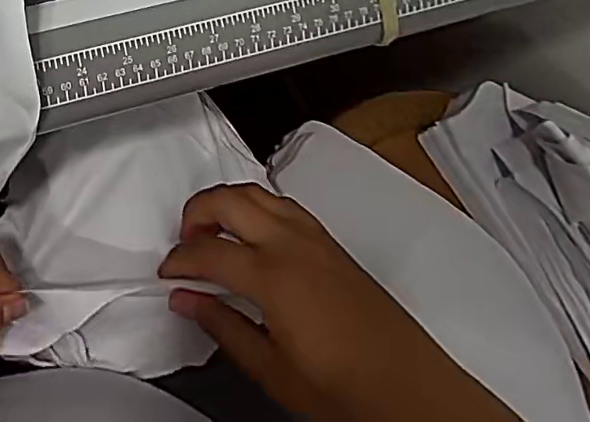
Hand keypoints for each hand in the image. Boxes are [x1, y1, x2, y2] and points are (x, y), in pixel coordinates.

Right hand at [160, 183, 521, 421]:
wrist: (418, 397)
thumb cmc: (356, 391)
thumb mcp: (275, 372)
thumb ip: (224, 327)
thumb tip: (188, 301)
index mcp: (272, 276)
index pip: (206, 251)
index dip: (179, 261)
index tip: (170, 273)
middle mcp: (291, 245)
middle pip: (225, 200)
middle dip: (194, 213)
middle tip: (185, 240)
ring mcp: (313, 237)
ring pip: (253, 191)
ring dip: (224, 201)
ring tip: (213, 226)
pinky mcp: (330, 241)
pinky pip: (280, 202)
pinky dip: (255, 203)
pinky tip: (252, 226)